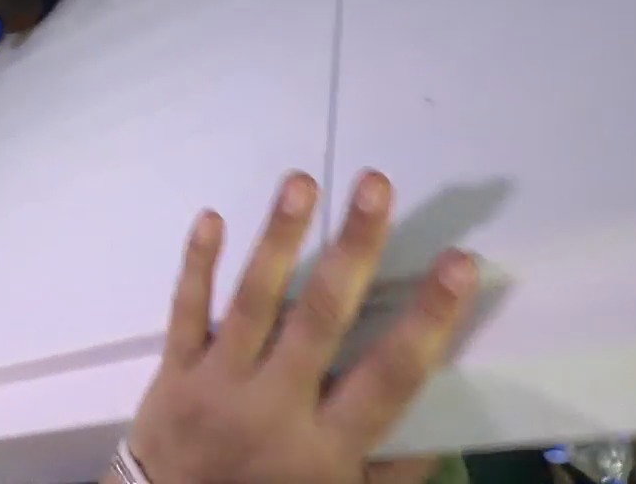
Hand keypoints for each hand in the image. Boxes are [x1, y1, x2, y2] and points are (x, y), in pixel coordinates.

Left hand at [118, 170, 478, 483]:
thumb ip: (389, 473)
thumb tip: (439, 426)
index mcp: (326, 448)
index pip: (389, 377)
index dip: (428, 320)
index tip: (459, 261)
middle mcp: (275, 405)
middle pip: (319, 317)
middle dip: (351, 249)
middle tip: (374, 184)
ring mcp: (219, 381)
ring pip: (252, 300)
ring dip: (277, 237)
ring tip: (300, 181)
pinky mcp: (176, 368)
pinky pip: (186, 309)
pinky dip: (196, 264)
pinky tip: (210, 215)